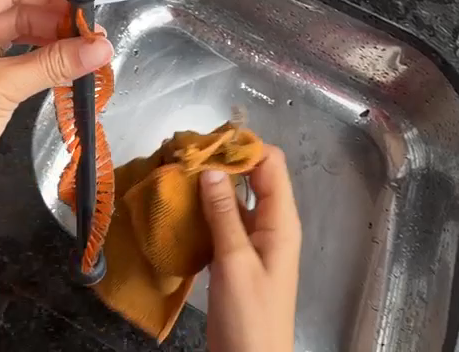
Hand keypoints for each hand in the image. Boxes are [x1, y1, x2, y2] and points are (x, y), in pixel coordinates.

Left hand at [0, 0, 112, 293]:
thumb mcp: (0, 88)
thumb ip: (54, 63)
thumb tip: (101, 47)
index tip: (83, 1)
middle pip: (13, 10)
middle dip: (53, 19)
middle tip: (93, 31)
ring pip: (17, 37)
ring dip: (51, 42)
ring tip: (88, 49)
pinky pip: (15, 64)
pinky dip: (41, 63)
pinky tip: (67, 67)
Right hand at [200, 145, 300, 351]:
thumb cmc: (250, 317)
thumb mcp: (235, 262)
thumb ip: (224, 213)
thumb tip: (211, 167)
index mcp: (281, 220)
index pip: (270, 163)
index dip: (243, 147)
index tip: (208, 141)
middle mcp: (270, 224)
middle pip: (253, 175)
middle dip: (223, 161)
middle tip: (186, 153)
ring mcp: (253, 240)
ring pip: (235, 196)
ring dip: (210, 183)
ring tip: (178, 172)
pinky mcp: (236, 256)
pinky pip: (223, 219)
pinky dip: (205, 208)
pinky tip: (181, 204)